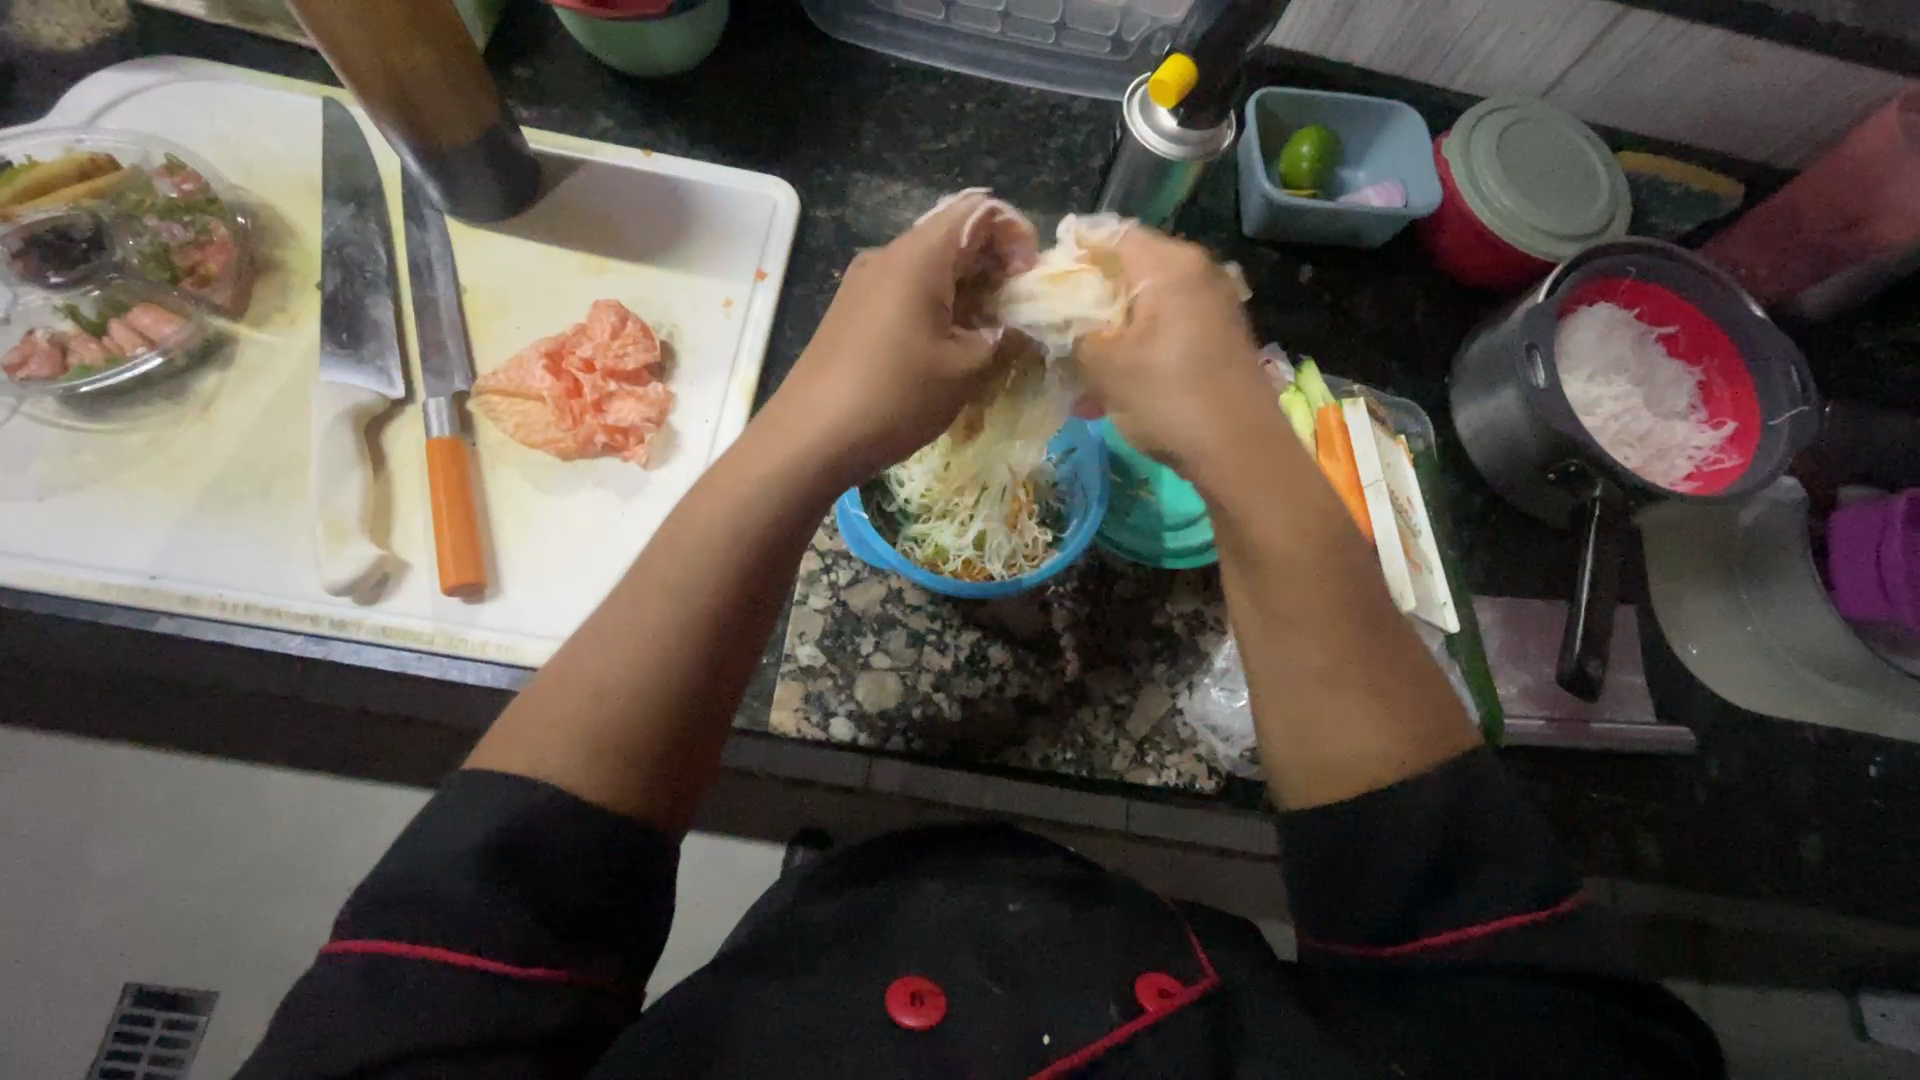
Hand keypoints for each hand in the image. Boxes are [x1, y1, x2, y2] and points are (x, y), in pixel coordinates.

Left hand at [764, 191, 1038, 484]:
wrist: (810, 438)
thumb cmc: (895, 396)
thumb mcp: (966, 369)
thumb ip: (1005, 337)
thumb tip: (1021, 327)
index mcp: (919, 256)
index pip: (980, 210)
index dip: (1017, 235)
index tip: (1029, 282)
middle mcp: (888, 257)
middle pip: (955, 238)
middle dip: (995, 270)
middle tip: (1016, 318)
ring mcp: (865, 285)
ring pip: (931, 270)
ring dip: (968, 296)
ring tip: (986, 342)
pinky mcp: (852, 314)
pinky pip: (906, 295)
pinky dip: (938, 311)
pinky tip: (947, 354)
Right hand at [1075, 229, 1281, 480]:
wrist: (1240, 452)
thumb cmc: (1167, 397)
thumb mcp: (1104, 365)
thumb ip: (1072, 331)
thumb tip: (1056, 317)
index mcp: (1169, 264)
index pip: (1107, 234)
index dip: (1069, 253)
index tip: (1041, 282)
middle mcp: (1197, 273)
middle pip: (1127, 270)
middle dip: (1087, 300)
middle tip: (1054, 328)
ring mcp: (1213, 306)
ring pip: (1145, 307)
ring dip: (1108, 334)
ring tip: (1078, 371)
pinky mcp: (1218, 340)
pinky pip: (1165, 332)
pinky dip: (1136, 352)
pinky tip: (1111, 390)